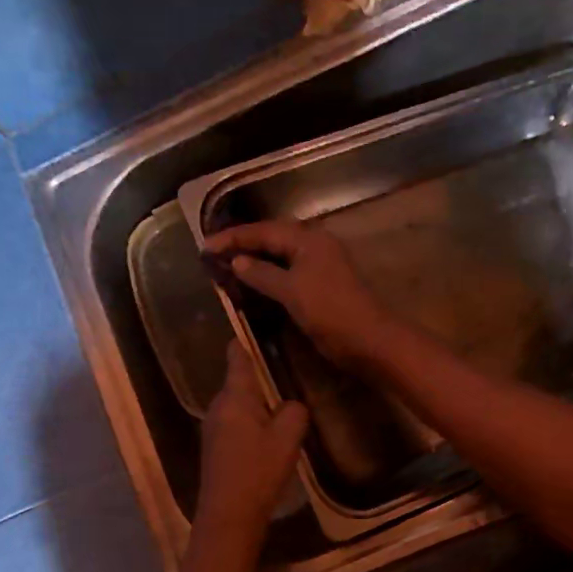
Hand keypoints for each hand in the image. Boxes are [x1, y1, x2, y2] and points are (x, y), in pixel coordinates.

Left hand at [197, 342, 307, 534]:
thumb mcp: (287, 437)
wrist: (228, 515)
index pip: (237, 355)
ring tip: (285, 402)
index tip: (260, 324)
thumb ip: (294, 411)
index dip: (247, 338)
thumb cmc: (258, 470)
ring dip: (258, 401)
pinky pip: (236, 421)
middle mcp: (218, 405)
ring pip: (239, 403)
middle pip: (239, 380)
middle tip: (288, 368)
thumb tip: (291, 404)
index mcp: (234, 396)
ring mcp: (213, 427)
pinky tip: (270, 434)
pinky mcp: (215, 447)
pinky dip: (252, 420)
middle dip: (261, 374)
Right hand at [203, 221, 394, 370]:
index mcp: (308, 239)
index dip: (233, 238)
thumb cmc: (330, 311)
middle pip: (272, 237)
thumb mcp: (291, 291)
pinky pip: (286, 271)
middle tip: (213, 251)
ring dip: (253, 258)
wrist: (368, 340)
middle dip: (242, 243)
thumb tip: (237, 261)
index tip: (205, 245)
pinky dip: (266, 274)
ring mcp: (319, 264)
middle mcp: (314, 245)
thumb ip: (262, 274)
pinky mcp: (320, 284)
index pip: (263, 231)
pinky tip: (251, 281)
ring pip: (279, 254)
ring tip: (226, 263)